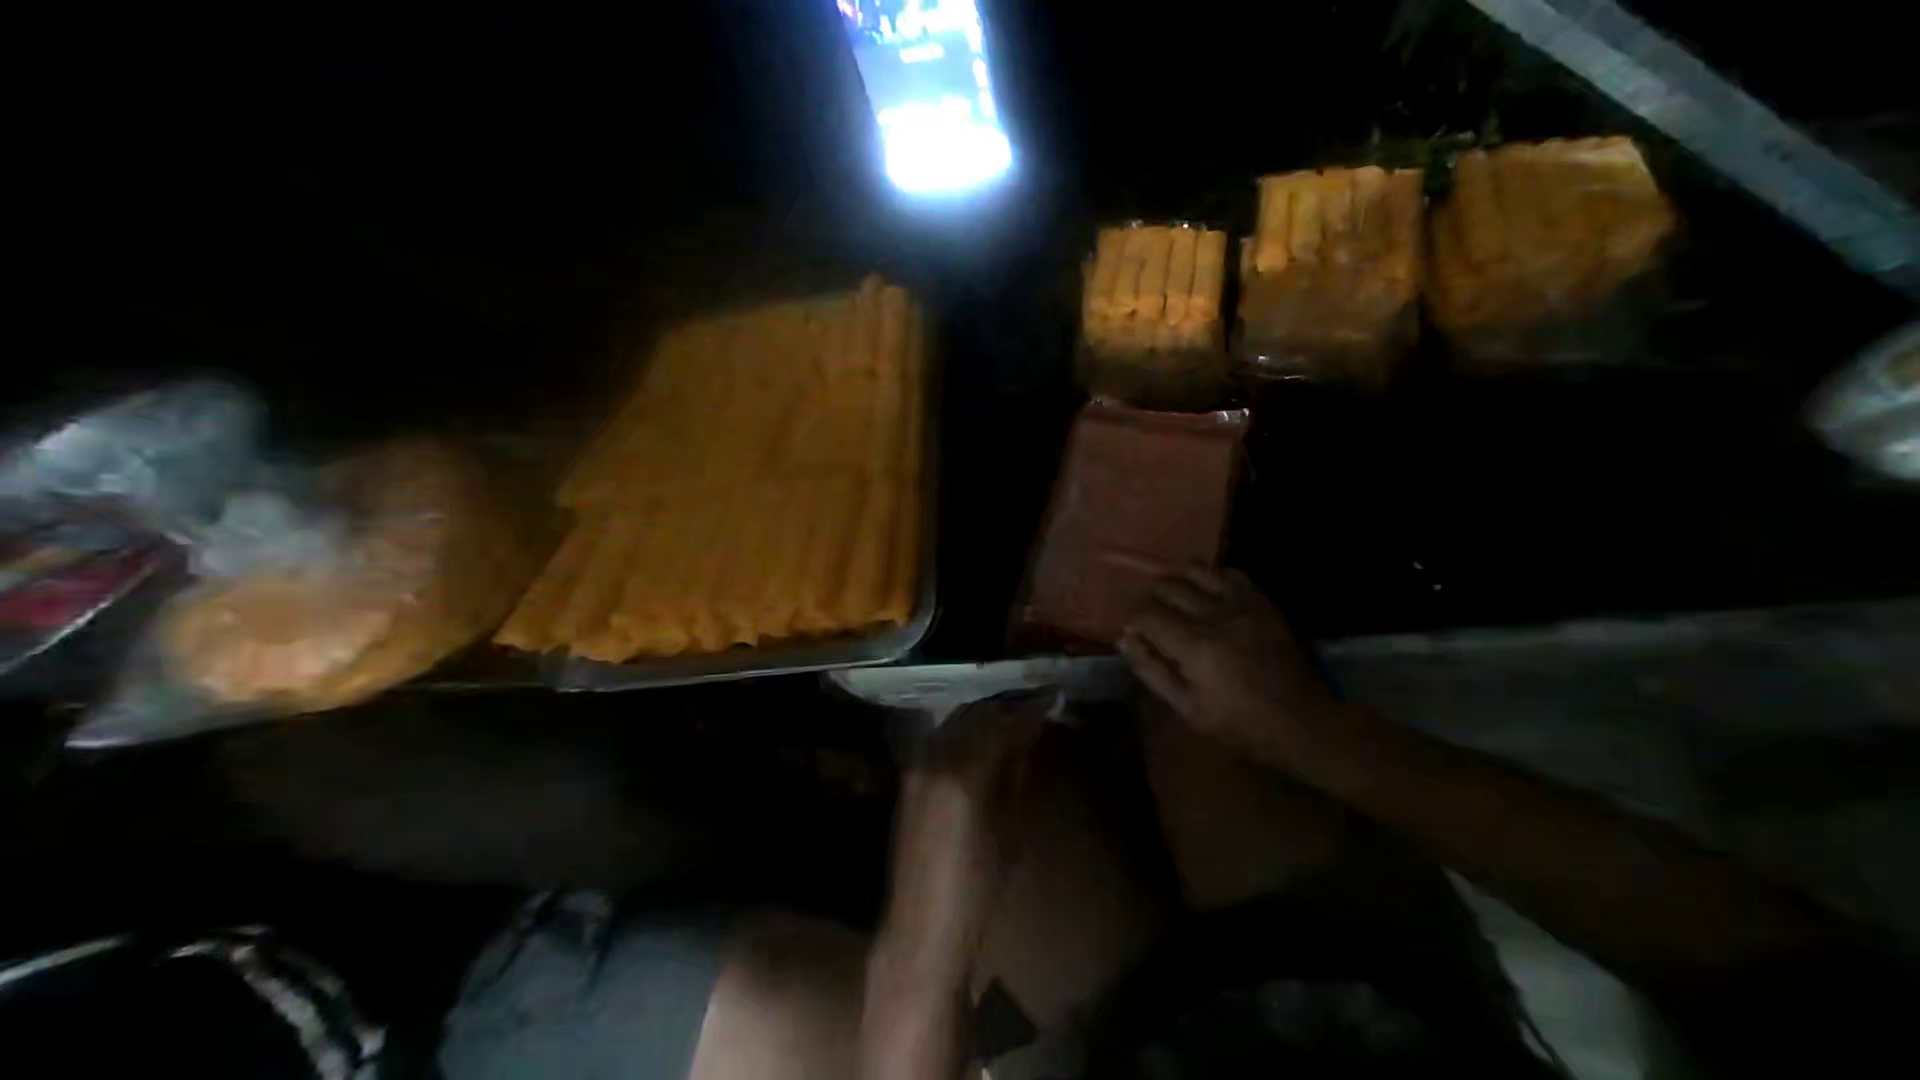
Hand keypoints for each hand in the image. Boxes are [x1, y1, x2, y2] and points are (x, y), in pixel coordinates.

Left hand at [879, 693, 1047, 976]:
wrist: (922, 921)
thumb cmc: (978, 885)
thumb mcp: (1009, 827)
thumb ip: (1015, 771)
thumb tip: (1027, 734)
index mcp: (964, 773)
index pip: (1001, 723)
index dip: (1028, 708)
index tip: (1051, 695)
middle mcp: (935, 759)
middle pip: (974, 714)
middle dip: (1005, 705)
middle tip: (1033, 702)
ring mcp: (917, 764)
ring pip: (954, 721)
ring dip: (984, 714)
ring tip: (1011, 715)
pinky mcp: (908, 775)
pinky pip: (941, 738)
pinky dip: (964, 730)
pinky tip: (982, 736)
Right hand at [1119, 568, 1342, 766]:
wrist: (1301, 720)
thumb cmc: (1238, 723)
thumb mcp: (1187, 708)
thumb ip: (1152, 671)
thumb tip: (1125, 639)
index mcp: (1194, 647)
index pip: (1146, 615)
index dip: (1132, 619)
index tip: (1132, 629)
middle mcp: (1215, 617)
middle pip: (1167, 587)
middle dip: (1149, 597)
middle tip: (1148, 612)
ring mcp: (1242, 606)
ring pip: (1197, 571)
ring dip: (1178, 579)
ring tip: (1173, 595)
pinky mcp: (1262, 604)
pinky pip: (1232, 574)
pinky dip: (1213, 577)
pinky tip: (1208, 593)